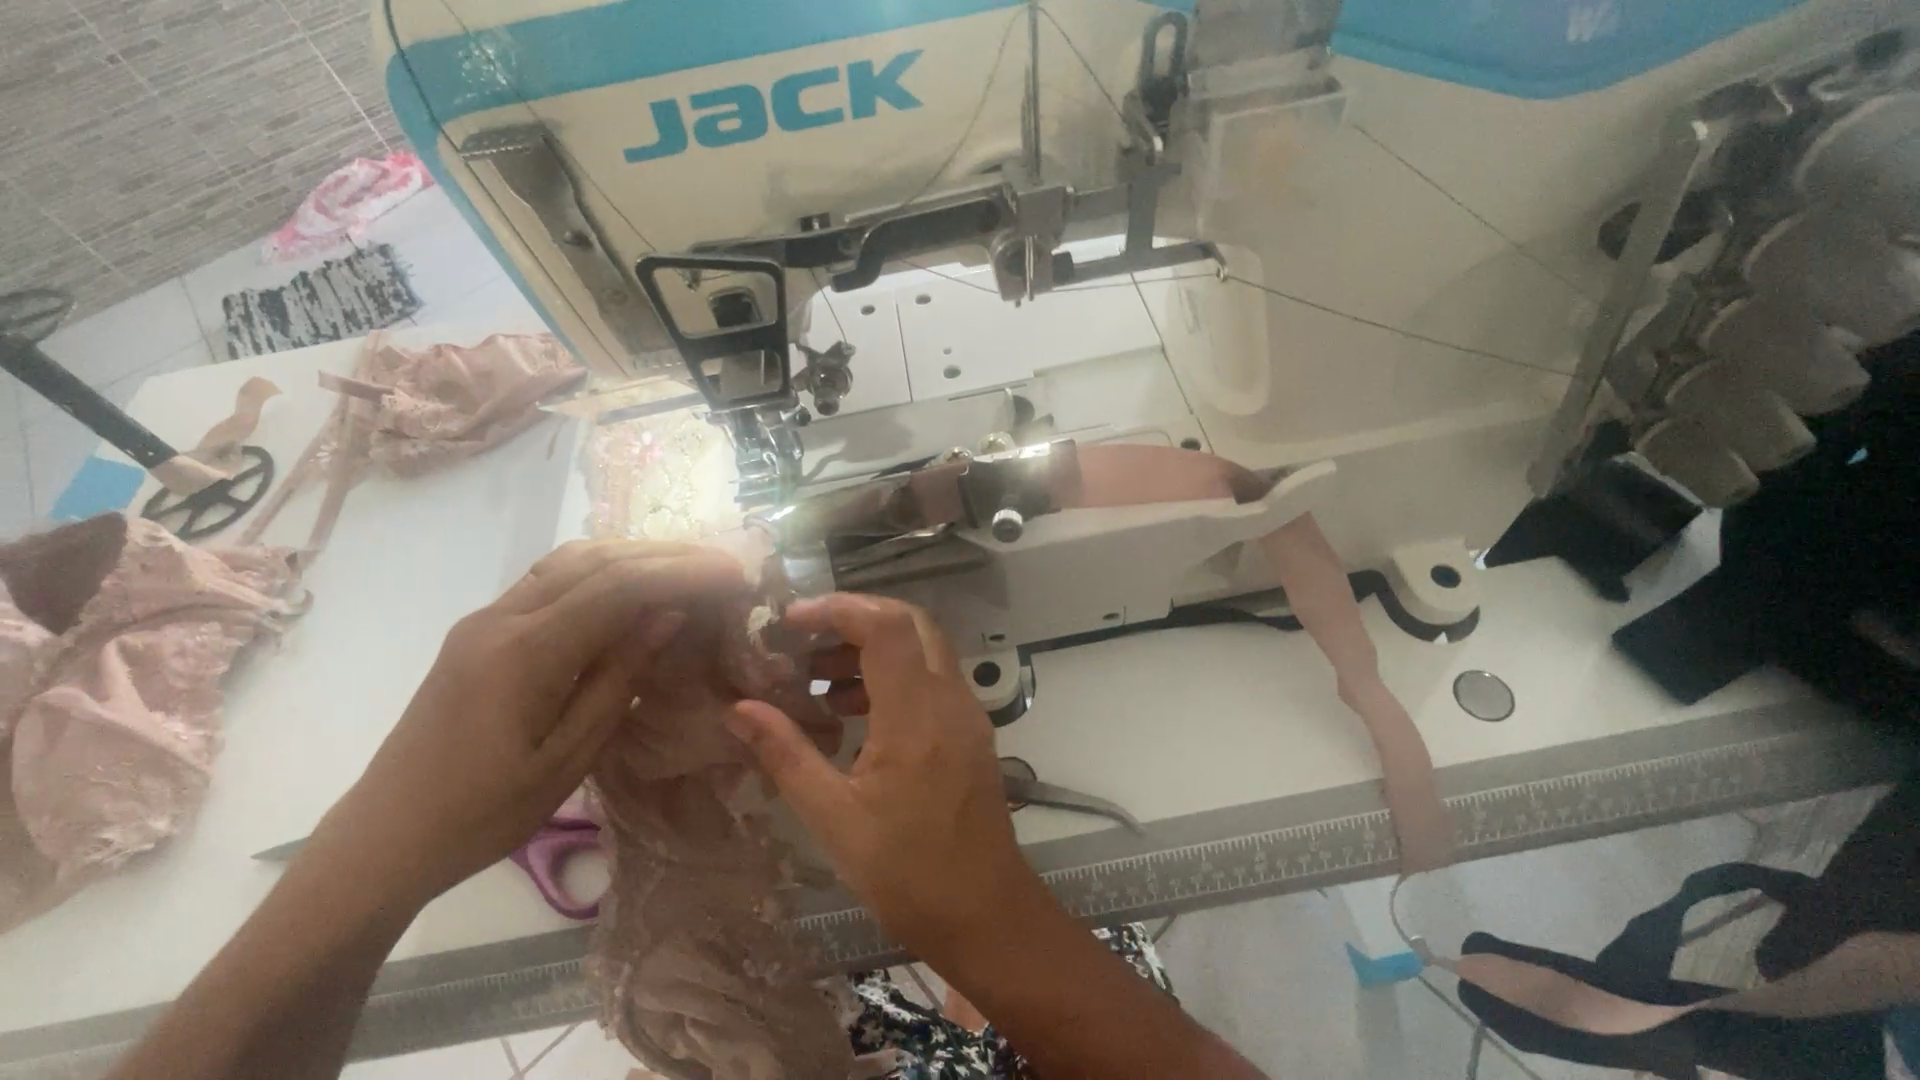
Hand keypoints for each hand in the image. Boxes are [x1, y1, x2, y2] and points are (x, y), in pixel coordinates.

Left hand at [307, 540, 744, 904]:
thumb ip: (619, 679)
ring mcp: (485, 620)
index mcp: (524, 652)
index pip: (618, 587)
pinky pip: (550, 582)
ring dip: (632, 556)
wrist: (386, 836)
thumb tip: (668, 616)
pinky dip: (601, 573)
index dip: (682, 573)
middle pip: (594, 560)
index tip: (735, 575)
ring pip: (568, 562)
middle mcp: (501, 618)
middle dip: (664, 554)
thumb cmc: (483, 813)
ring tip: (687, 567)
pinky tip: (631, 587)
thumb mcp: (567, 757)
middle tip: (723, 563)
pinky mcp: (481, 633)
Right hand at [726, 593, 1053, 965]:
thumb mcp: (833, 818)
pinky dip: (895, 676)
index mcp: (916, 716)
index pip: (885, 626)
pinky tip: (855, 714)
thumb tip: (738, 709)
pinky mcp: (971, 733)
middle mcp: (950, 701)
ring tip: (821, 682)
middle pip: (911, 623)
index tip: (790, 621)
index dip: (837, 609)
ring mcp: (967, 715)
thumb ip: (786, 755)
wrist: (985, 913)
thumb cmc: (906, 872)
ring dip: (875, 648)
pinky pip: (934, 680)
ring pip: (925, 649)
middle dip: (856, 619)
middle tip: (805, 641)